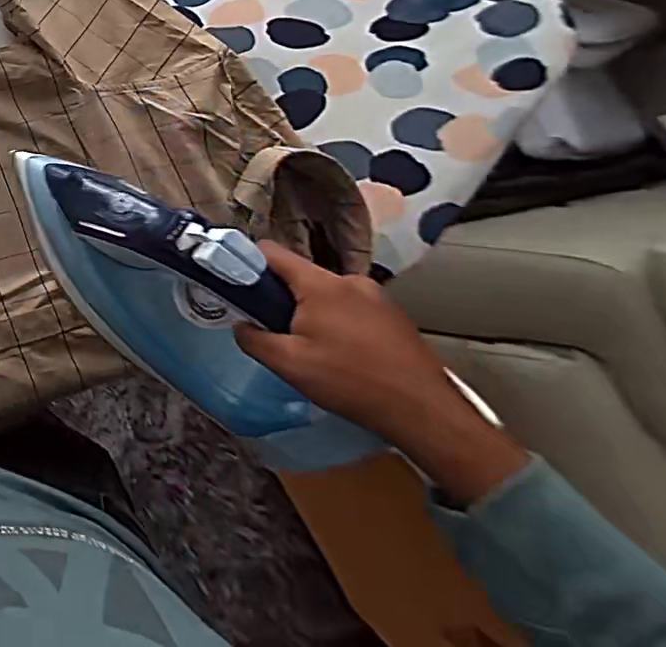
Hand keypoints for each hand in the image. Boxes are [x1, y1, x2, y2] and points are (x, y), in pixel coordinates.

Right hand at [234, 241, 526, 503]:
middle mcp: (351, 281)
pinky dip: (339, 322)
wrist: (428, 415)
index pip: (270, 251)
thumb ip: (253, 339)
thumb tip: (243, 326)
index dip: (246, 263)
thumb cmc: (352, 382)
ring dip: (312, 311)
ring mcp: (378, 297)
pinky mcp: (395, 317)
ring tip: (314, 347)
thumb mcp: (288, 364)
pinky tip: (344, 354)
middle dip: (282, 297)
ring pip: (326, 293)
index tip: (237, 286)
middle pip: (299, 275)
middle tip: (278, 329)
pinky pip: (351, 307)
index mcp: (321, 284)